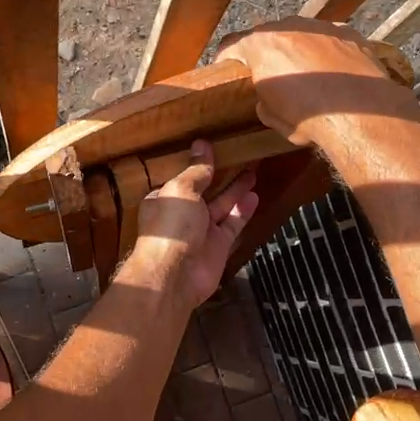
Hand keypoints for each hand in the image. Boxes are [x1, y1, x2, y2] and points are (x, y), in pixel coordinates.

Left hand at [120, 140, 258, 308]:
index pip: (183, 178)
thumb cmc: (171, 226)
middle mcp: (182, 214)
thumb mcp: (181, 190)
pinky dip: (243, 211)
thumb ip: (196, 170)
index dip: (197, 164)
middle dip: (222, 175)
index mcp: (165, 199)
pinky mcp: (218, 246)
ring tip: (254, 169)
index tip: (214, 147)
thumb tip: (201, 145)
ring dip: (236, 189)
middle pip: (206, 190)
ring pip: (222, 206)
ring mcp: (201, 231)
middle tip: (241, 155)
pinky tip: (255, 195)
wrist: (175, 275)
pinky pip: (233, 224)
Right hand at [218, 16, 419, 145]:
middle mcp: (288, 26)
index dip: (226, 59)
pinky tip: (333, 72)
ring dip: (296, 50)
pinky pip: (327, 38)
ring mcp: (320, 26)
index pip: (230, 45)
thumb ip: (263, 101)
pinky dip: (325, 51)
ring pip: (299, 33)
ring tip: (306, 75)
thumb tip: (268, 100)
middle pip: (266, 35)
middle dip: (264, 53)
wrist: (361, 110)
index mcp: (261, 45)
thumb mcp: (272, 118)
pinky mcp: (348, 32)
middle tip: (269, 76)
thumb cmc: (309, 117)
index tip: (227, 71)